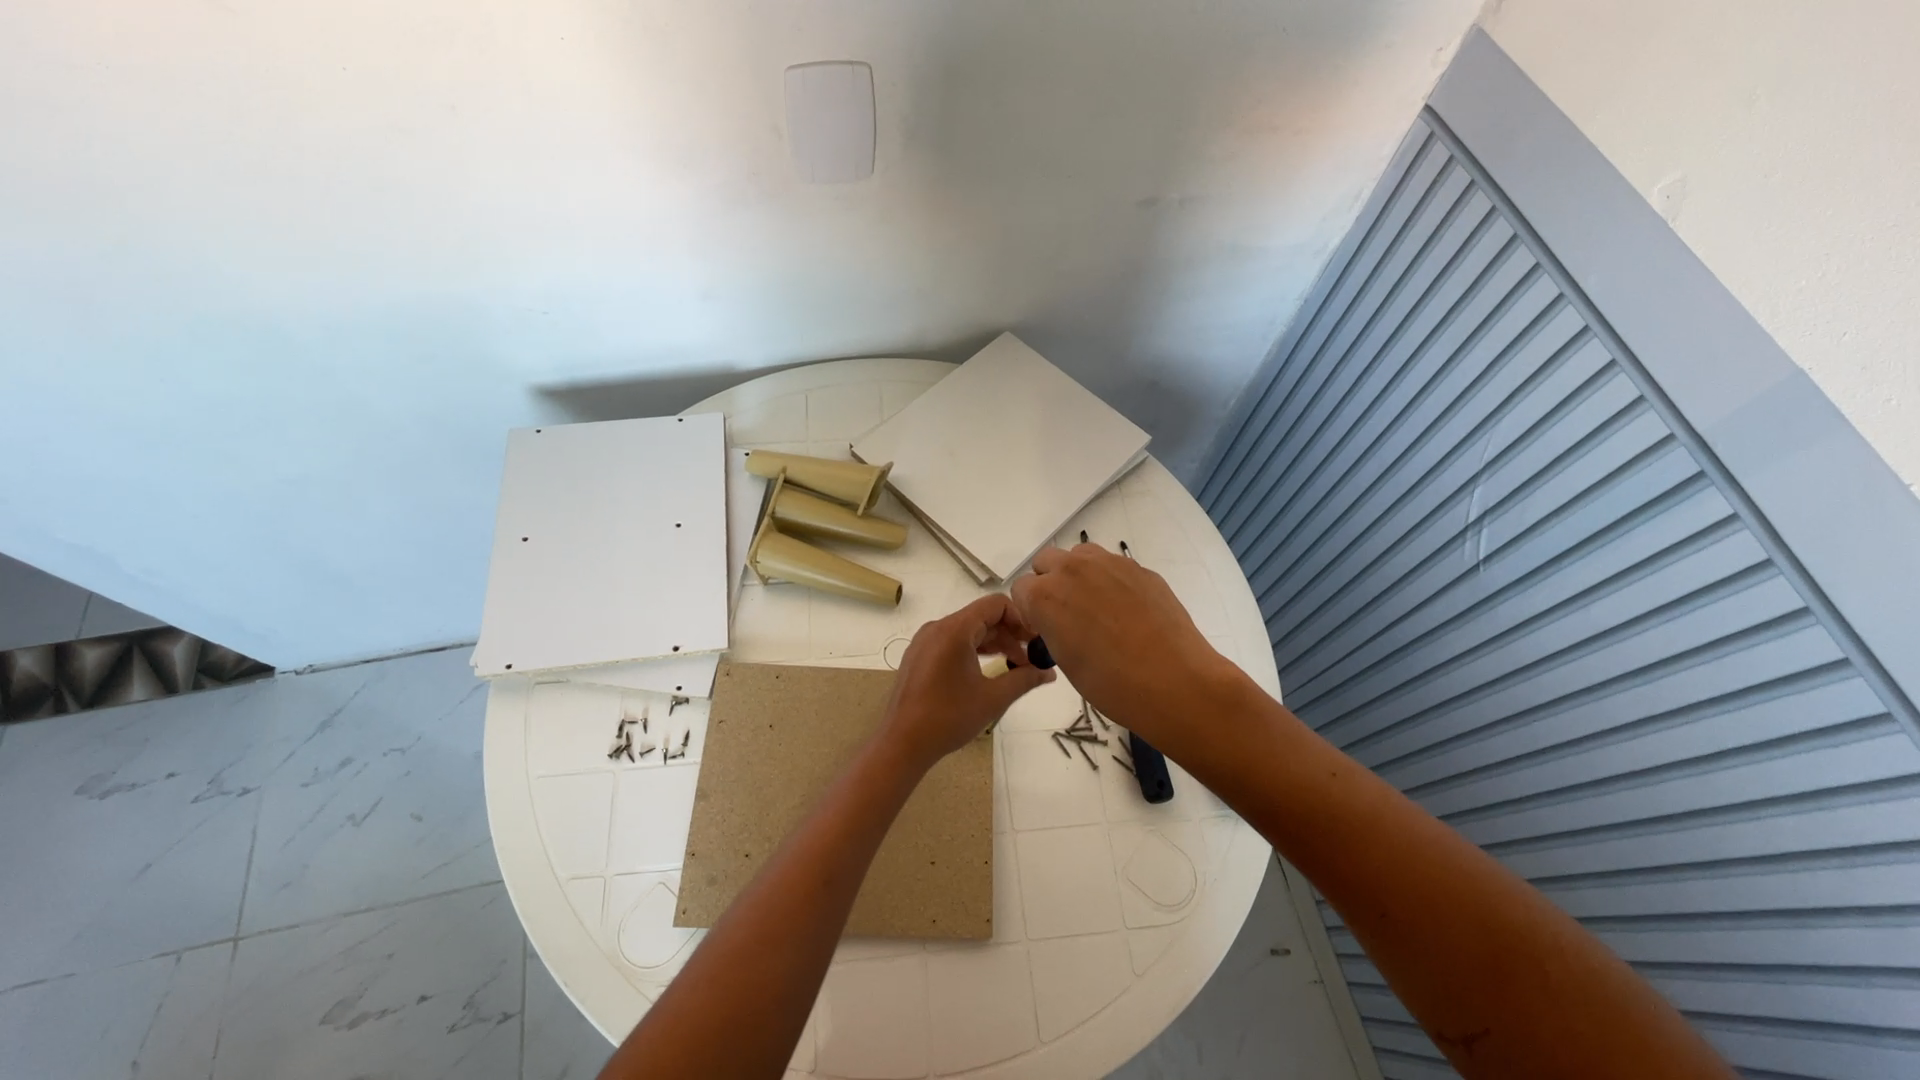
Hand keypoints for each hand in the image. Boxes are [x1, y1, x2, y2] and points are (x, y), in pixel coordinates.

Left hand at [877, 595, 1054, 770]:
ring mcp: (925, 642)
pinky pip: (952, 643)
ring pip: (967, 631)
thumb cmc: (949, 718)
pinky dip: (973, 651)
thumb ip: (1025, 679)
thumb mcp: (994, 698)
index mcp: (954, 630)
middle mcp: (937, 628)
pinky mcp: (919, 657)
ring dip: (994, 645)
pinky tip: (987, 673)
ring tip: (1014, 669)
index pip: (995, 604)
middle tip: (1031, 661)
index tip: (1035, 642)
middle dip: (1010, 636)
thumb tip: (1049, 672)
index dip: (1020, 619)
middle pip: (982, 617)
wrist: (903, 743)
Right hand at [1010, 543, 1239, 757]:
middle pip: (1046, 562)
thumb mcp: (1066, 662)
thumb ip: (1052, 629)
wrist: (1173, 680)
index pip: (1021, 589)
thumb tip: (1059, 622)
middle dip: (1050, 583)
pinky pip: (1113, 566)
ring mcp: (1109, 564)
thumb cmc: (1111, 683)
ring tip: (1097, 607)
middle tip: (1067, 615)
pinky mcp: (1139, 568)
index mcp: (1044, 596)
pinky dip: (1111, 581)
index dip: (1030, 611)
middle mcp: (1072, 570)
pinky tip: (1128, 611)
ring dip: (1079, 574)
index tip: (1045, 629)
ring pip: (1080, 555)